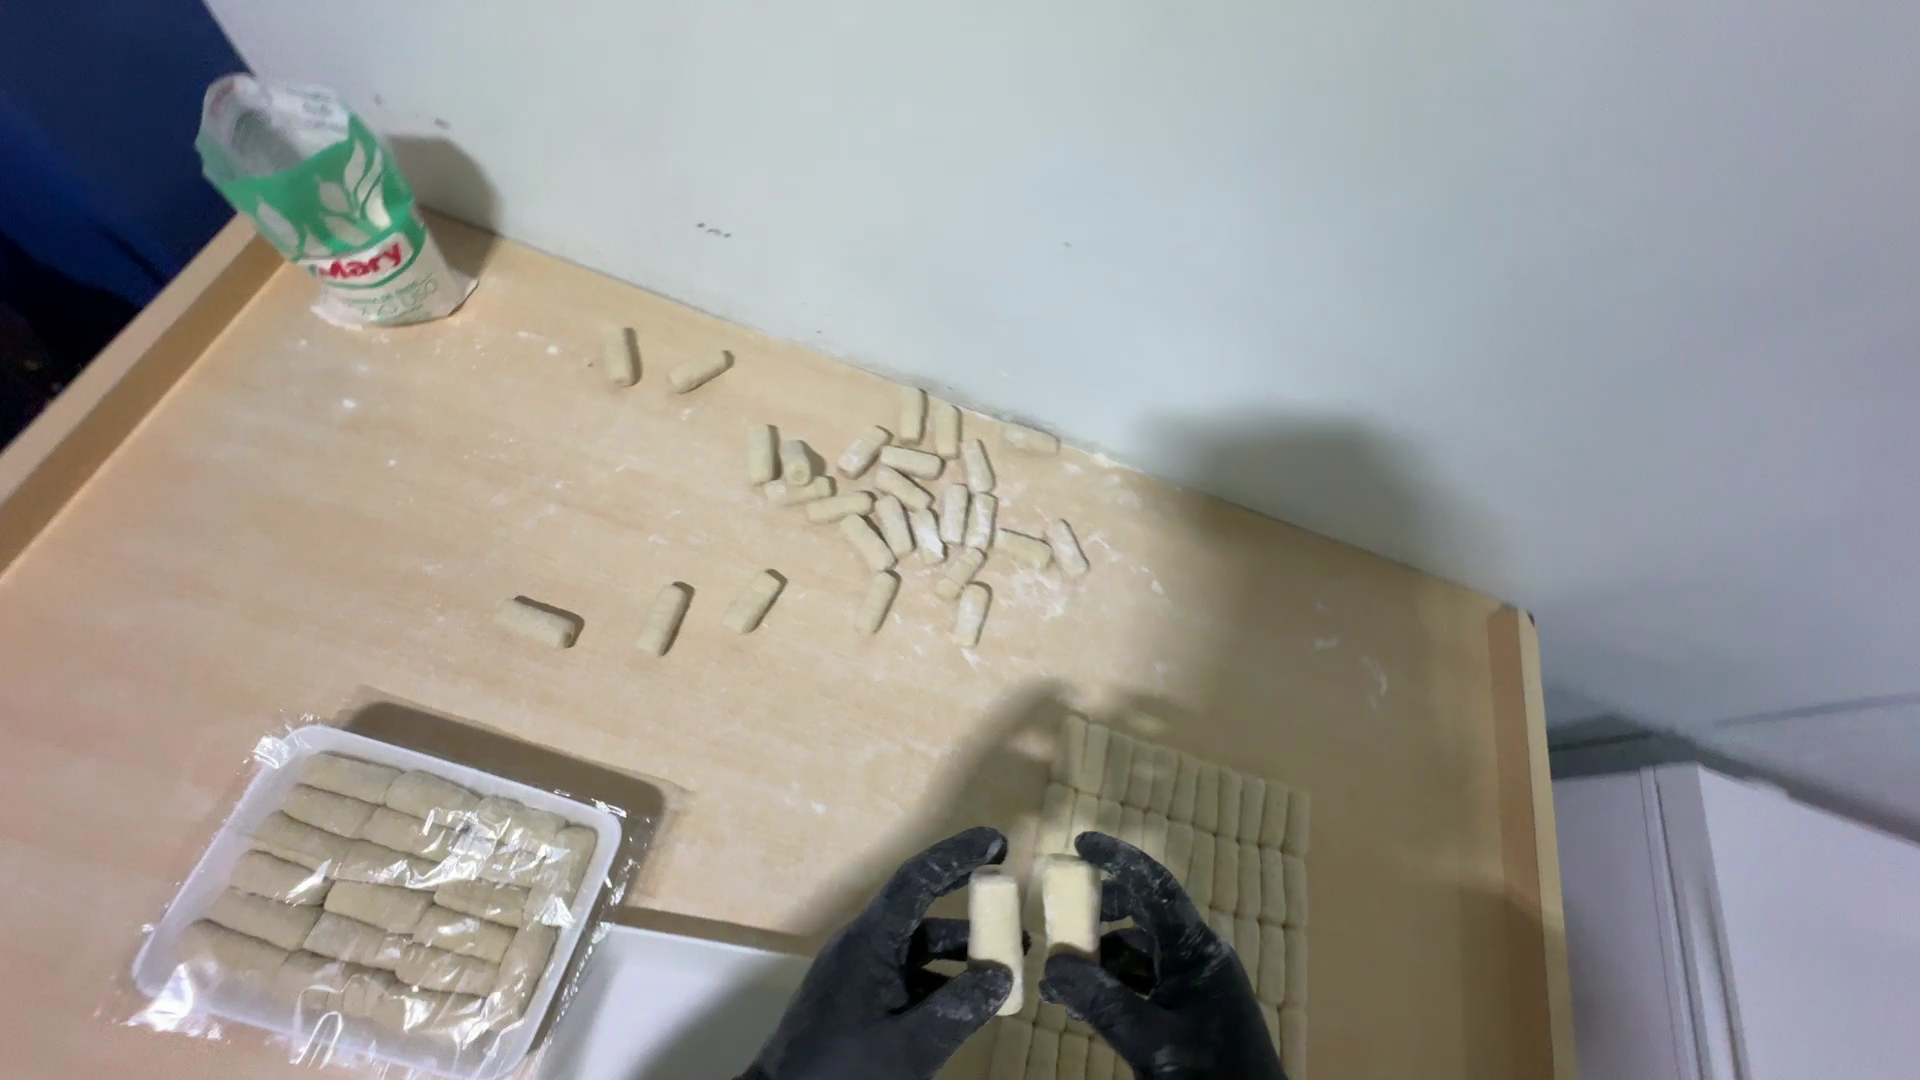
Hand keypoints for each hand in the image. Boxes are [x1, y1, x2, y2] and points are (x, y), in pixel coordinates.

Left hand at [737, 826, 1017, 1079]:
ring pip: (918, 943)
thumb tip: (1000, 974)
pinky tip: (969, 1000)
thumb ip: (957, 1010)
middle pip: (919, 902)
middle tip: (1004, 881)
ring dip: (959, 948)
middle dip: (962, 890)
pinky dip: (941, 978)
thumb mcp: (908, 1047)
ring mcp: (859, 968)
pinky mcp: (858, 995)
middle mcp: (864, 942)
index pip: (917, 878)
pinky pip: (907, 971)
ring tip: (1005, 960)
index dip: (957, 856)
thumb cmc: (843, 1070)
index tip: (996, 843)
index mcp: (869, 939)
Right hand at [1040, 831, 1284, 1079]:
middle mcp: (1197, 958)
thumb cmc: (1214, 1079)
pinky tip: (1078, 1005)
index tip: (1079, 843)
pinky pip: (1141, 984)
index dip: (1118, 858)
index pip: (1155, 886)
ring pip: (1137, 953)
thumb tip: (1052, 966)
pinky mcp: (1187, 1014)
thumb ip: (1102, 1003)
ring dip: (1097, 960)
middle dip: (1099, 914)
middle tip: (1062, 918)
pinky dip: (1109, 987)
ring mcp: (1193, 987)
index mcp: (1198, 951)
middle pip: (1143, 915)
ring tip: (1057, 981)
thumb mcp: (1154, 1044)